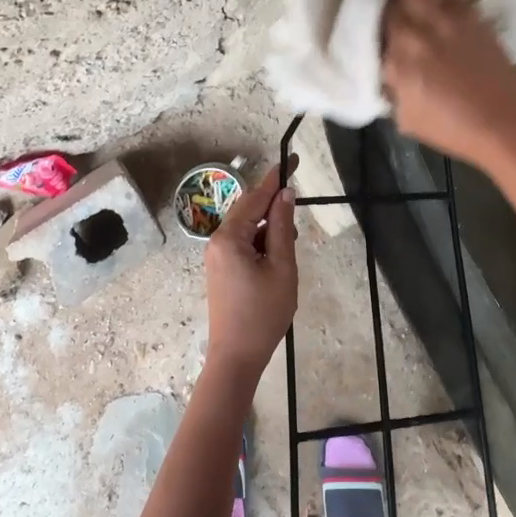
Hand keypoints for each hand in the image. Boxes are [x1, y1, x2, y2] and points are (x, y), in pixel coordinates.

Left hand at [204, 155, 298, 374]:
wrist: (236, 357)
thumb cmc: (263, 313)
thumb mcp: (282, 267)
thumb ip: (284, 228)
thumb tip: (285, 196)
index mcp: (230, 237)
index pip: (256, 198)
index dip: (276, 178)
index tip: (293, 159)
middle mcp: (217, 241)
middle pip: (249, 210)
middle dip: (274, 204)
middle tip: (299, 203)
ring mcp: (216, 256)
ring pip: (247, 227)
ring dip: (270, 226)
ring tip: (292, 241)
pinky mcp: (220, 269)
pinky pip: (242, 242)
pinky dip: (261, 241)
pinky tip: (278, 253)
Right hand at [381, 0, 515, 167]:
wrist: (506, 124)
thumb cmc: (453, 129)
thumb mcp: (406, 116)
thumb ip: (393, 84)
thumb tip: (388, 65)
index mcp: (400, 57)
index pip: (374, 22)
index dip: (371, 22)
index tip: (373, 29)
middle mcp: (421, 30)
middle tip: (389, 10)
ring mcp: (449, 19)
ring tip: (414, 10)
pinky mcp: (474, 16)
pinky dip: (440, 0)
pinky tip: (442, 17)